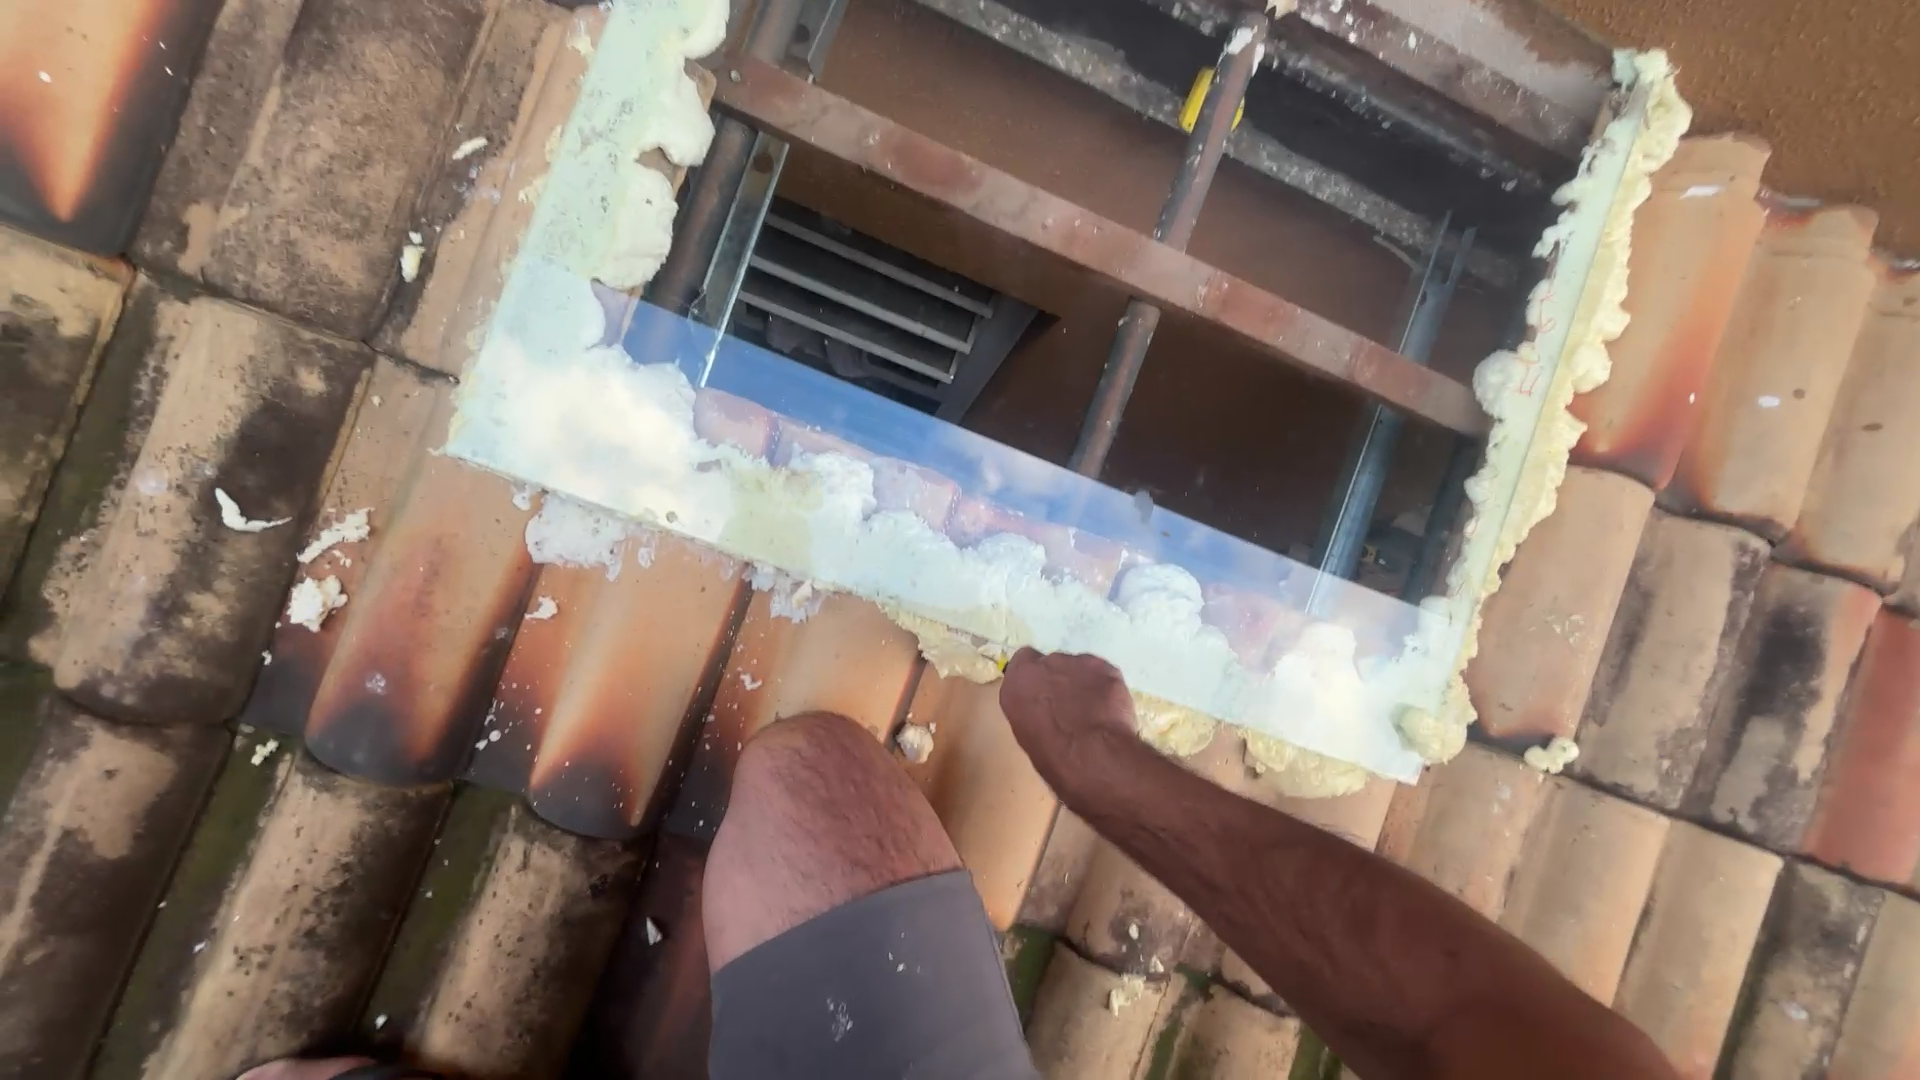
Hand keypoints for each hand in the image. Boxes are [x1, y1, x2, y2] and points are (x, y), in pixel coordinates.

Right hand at [998, 649, 1135, 797]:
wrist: (1090, 754)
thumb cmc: (1050, 754)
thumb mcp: (1025, 732)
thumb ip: (1031, 709)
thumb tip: (1043, 709)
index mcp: (1019, 679)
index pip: (1024, 661)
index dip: (1035, 677)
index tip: (1042, 693)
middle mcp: (1047, 662)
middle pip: (1054, 664)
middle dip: (1061, 681)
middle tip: (1070, 707)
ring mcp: (1079, 662)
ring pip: (1081, 668)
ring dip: (1085, 684)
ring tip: (1095, 713)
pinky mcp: (1106, 668)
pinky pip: (1104, 675)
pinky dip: (1106, 689)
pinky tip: (1110, 712)